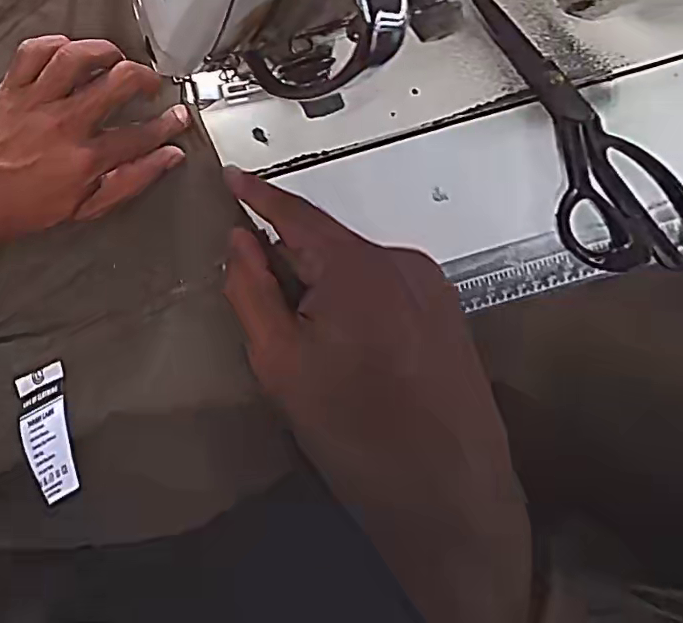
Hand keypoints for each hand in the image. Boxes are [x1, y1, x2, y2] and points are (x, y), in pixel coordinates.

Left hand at [0, 36, 189, 267]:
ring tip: (114, 59)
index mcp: (84, 159)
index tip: (177, 116)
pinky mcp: (11, 91)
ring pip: (76, 57)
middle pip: (118, 82)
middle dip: (145, 77)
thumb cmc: (26, 208)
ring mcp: (35, 103)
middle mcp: (62, 125)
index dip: (168, 123)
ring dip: (104, 51)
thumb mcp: (86, 208)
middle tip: (148, 84)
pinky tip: (67, 52)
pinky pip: (32, 52)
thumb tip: (168, 157)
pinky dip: (53, 44)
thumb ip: (131, 181)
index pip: (141, 133)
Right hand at [222, 169, 530, 622]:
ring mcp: (431, 287)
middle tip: (262, 300)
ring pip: (352, 264)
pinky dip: (351, 297)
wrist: (451, 507)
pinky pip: (381, 284)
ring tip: (309, 341)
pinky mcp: (446, 312)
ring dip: (320, 282)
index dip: (257, 193)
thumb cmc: (356, 434)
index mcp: (357, 268)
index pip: (295, 212)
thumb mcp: (278, 361)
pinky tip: (346, 348)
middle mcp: (401, 264)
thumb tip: (238, 239)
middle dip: (287, 258)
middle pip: (323, 241)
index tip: (232, 176)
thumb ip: (250, 288)